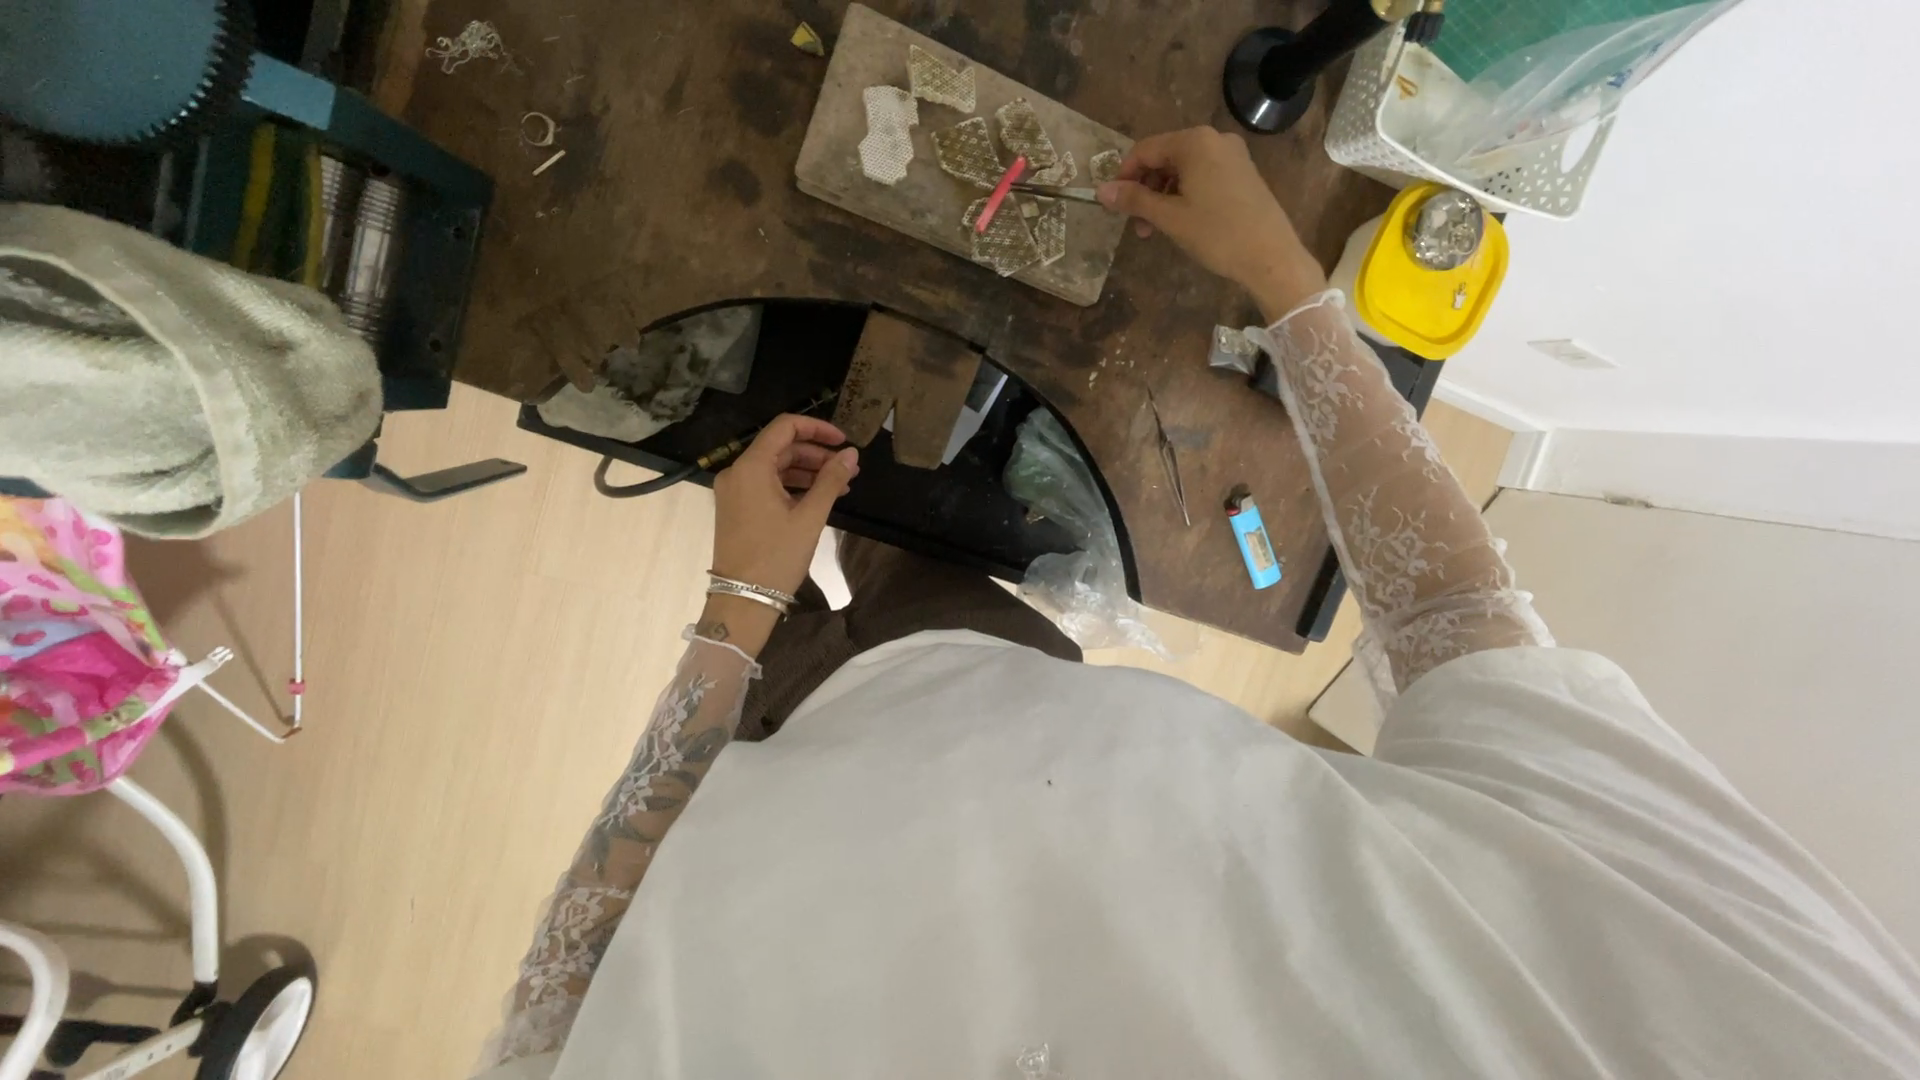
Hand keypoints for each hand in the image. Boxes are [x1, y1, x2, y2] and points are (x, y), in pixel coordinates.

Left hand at [710, 414, 858, 596]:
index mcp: (751, 467)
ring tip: (841, 484)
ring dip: (808, 471)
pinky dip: (792, 486)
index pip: (784, 428)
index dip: (817, 428)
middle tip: (848, 469)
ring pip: (775, 467)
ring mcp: (734, 490)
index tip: (843, 441)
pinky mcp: (737, 507)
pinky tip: (819, 497)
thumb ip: (831, 480)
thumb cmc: (777, 556)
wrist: (743, 599)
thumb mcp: (810, 517)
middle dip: (816, 454)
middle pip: (781, 448)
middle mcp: (737, 472)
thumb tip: (851, 454)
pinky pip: (767, 484)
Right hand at [1096, 127, 1327, 321]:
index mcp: (1194, 142)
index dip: (1124, 176)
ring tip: (1155, 230)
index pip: (1145, 150)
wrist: (1270, 255)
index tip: (1113, 205)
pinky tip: (1180, 222)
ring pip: (1182, 169)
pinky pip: (1201, 176)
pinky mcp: (1241, 172)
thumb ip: (1134, 200)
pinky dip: (1183, 195)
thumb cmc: (1217, 234)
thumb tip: (1101, 191)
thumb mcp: (1169, 217)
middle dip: (1144, 189)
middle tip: (1136, 225)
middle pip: (1164, 158)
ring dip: (1161, 196)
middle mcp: (1214, 139)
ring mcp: (1231, 155)